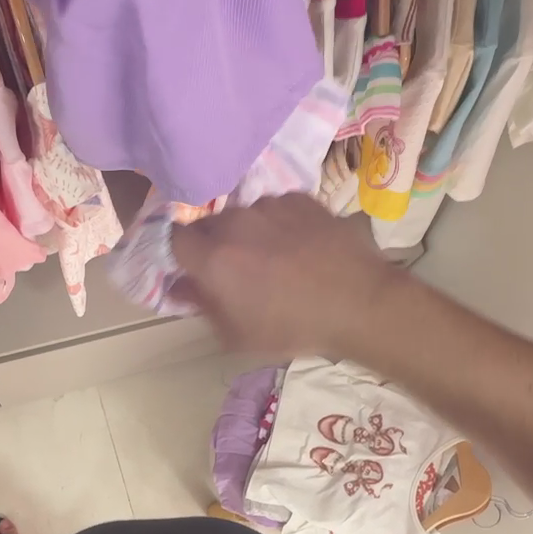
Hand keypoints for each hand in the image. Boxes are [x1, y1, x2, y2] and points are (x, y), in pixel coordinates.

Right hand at [169, 194, 408, 358]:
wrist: (358, 303)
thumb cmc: (291, 328)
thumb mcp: (237, 335)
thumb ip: (203, 307)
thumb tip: (180, 288)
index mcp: (213, 258)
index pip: (174, 239)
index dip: (181, 254)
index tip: (192, 269)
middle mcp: (235, 222)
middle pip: (208, 224)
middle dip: (212, 244)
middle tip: (232, 270)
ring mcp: (270, 205)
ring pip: (243, 214)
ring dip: (247, 232)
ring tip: (271, 258)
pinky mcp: (301, 198)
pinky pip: (276, 208)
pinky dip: (278, 223)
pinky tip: (297, 246)